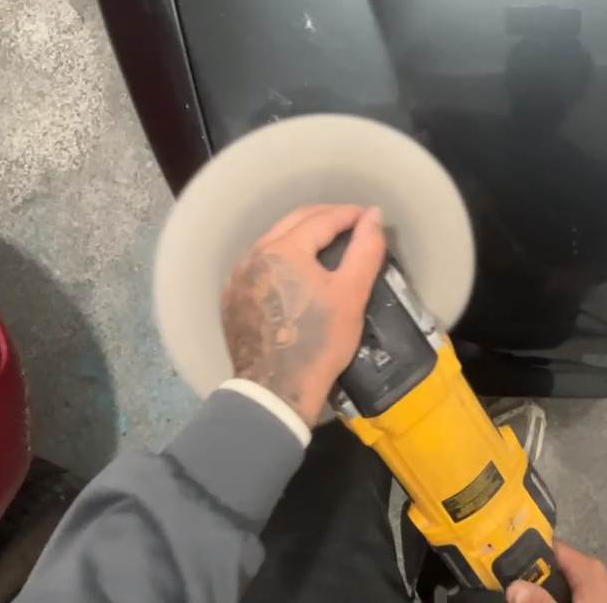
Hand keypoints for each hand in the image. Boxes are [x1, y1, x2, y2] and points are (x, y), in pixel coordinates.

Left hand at [221, 204, 386, 425]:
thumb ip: (366, 249)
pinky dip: (283, 256)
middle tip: (351, 223)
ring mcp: (239, 277)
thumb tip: (374, 215)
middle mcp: (254, 255)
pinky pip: (261, 263)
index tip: (368, 216)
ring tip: (328, 243)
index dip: (348, 214)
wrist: (276, 392)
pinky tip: (298, 269)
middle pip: (294, 222)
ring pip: (275, 240)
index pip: (321, 219)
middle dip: (325, 217)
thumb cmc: (319, 341)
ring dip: (302, 235)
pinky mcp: (232, 297)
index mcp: (282, 250)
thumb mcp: (352, 293)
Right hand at [506, 541, 606, 602]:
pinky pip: (576, 596)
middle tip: (516, 599)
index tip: (508, 574)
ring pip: (565, 586)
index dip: (528, 559)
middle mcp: (598, 573)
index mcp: (590, 569)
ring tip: (528, 602)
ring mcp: (604, 590)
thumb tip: (513, 587)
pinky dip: (562, 601)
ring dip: (548, 597)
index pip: (551, 548)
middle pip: (556, 568)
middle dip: (537, 585)